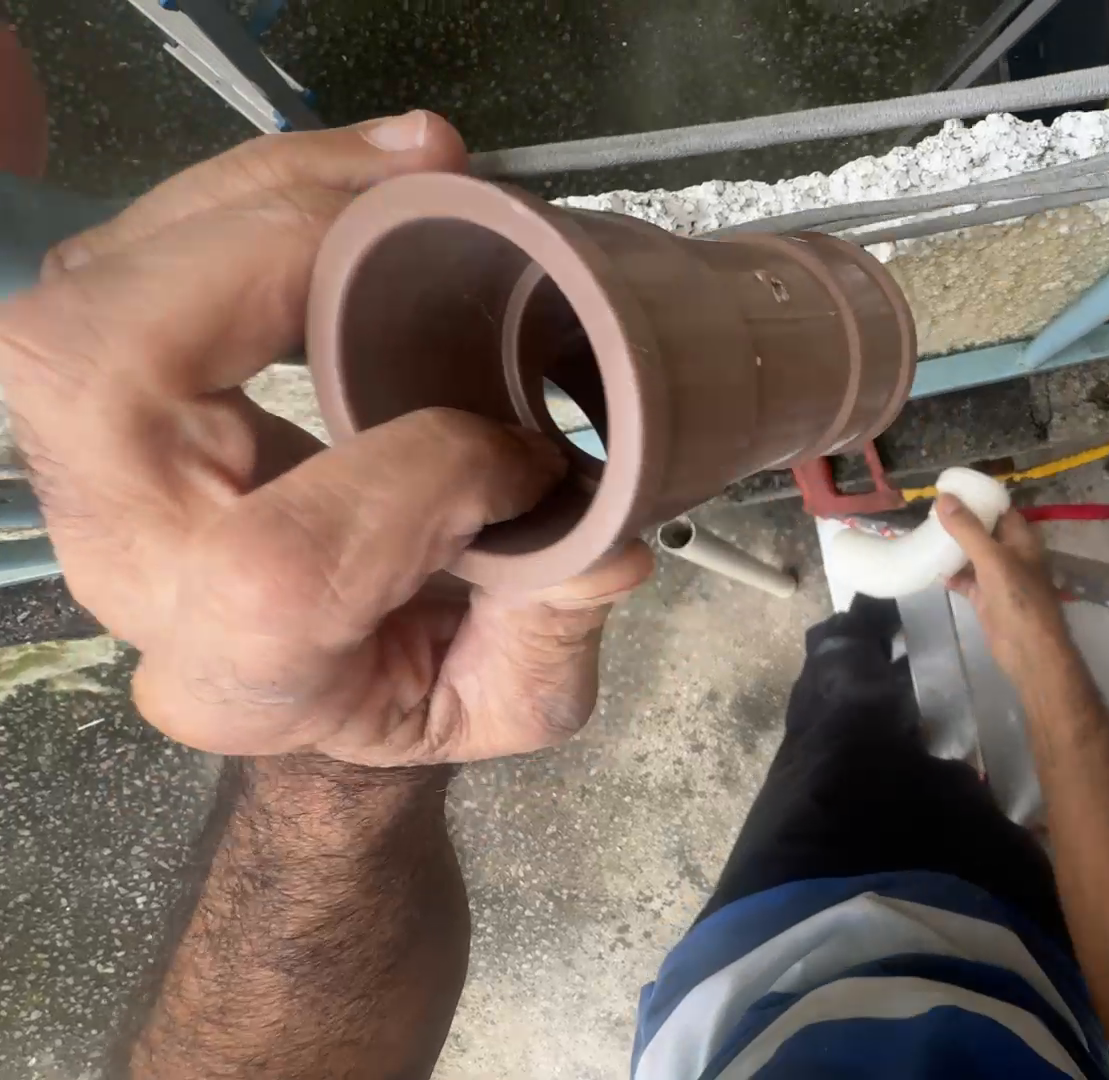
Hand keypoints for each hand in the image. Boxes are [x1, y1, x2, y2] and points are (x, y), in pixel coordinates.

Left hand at [0, 113, 652, 766]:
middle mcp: (135, 565)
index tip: (541, 462)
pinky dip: (261, 201)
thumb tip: (610, 543)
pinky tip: (368, 177)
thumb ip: (560, 629)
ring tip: (417, 161)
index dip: (439, 481)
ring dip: (264, 196)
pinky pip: (147, 273)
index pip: (290, 562)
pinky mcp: (137, 404)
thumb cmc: (445, 693)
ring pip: (100, 293)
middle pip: (102, 376)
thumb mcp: (528, 701)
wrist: (359, 673)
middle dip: (272, 258)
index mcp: (244, 672)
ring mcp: (111, 474)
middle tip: (427, 208)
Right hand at [937, 495, 1072, 680]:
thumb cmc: (1017, 599)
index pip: (999, 509)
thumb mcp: (992, 559)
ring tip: (926, 536)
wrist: (1028, 650)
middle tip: (930, 513)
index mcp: (1021, 539)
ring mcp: (1000, 577)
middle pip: (984, 530)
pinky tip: (932, 570)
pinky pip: (967, 579)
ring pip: (973, 555)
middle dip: (960, 523)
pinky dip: (952, 575)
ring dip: (954, 548)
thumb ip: (968, 529)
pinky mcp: (987, 597)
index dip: (977, 498)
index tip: (950, 490)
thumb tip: (944, 498)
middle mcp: (1012, 554)